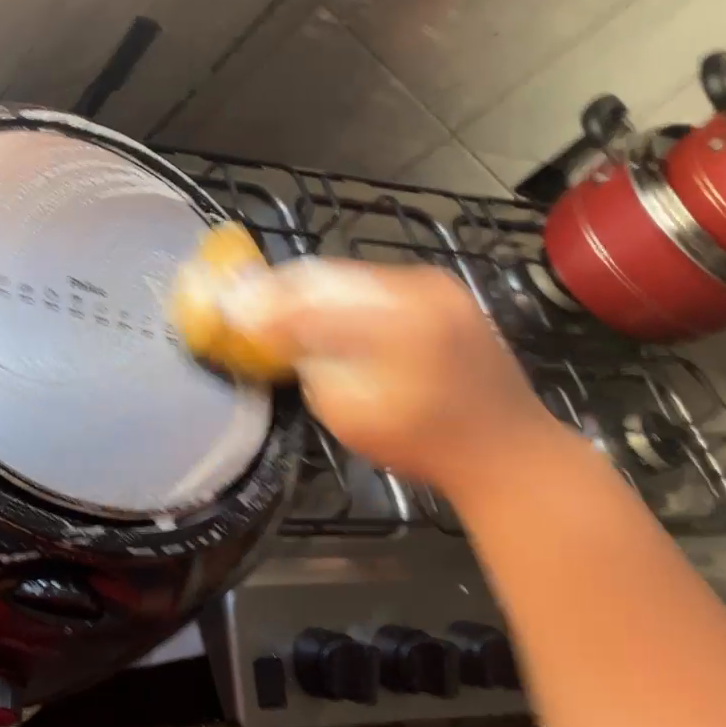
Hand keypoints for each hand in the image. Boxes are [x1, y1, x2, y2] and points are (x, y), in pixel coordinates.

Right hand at [223, 259, 563, 491]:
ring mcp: (434, 287)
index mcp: (393, 324)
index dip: (257, 305)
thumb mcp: (347, 411)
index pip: (304, 304)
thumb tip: (264, 331)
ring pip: (346, 277)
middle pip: (323, 278)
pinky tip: (315, 314)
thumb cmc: (420, 443)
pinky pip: (370, 284)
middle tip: (237, 303)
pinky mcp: (442, 293)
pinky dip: (335, 295)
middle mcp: (417, 291)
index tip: (220, 308)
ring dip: (303, 291)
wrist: (505, 449)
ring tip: (268, 307)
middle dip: (275, 290)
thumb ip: (306, 362)